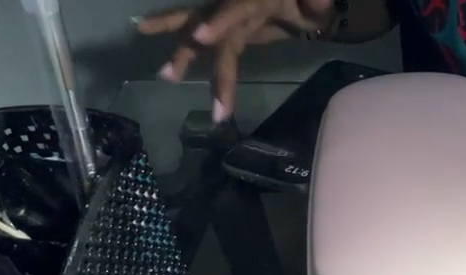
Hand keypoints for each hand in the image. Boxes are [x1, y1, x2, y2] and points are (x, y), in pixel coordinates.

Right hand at [135, 0, 334, 121]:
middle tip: (168, 77)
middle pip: (209, 27)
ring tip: (162, 74)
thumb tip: (317, 4)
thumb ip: (315, 2)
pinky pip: (203, 33)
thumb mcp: (317, 2)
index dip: (219, 20)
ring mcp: (229, 12)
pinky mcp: (230, 26)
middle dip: (190, 53)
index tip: (201, 36)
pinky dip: (180, 38)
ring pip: (197, 27)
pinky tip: (148, 35)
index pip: (236, 8)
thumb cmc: (312, 0)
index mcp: (258, 0)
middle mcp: (237, 4)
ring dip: (179, 50)